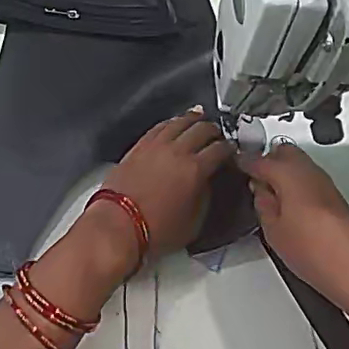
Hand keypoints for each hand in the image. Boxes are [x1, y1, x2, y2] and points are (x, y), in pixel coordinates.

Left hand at [99, 109, 233, 261]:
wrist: (119, 224)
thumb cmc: (152, 229)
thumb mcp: (193, 222)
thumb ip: (204, 198)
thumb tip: (205, 185)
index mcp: (195, 170)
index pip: (220, 150)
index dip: (229, 149)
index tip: (230, 151)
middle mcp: (176, 152)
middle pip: (202, 129)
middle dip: (214, 130)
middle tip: (217, 135)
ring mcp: (155, 147)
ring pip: (179, 122)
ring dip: (192, 120)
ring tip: (199, 119)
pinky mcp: (138, 147)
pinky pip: (158, 127)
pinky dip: (170, 123)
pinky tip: (171, 124)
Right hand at [238, 144, 348, 309]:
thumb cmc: (318, 252)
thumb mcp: (272, 230)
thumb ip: (261, 203)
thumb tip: (260, 192)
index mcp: (289, 174)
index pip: (259, 159)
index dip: (244, 162)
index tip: (237, 165)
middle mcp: (310, 172)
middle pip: (283, 151)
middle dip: (267, 159)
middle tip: (254, 176)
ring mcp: (325, 182)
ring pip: (299, 162)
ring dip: (283, 170)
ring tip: (270, 193)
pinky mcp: (335, 196)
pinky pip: (310, 178)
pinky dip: (297, 183)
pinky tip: (290, 203)